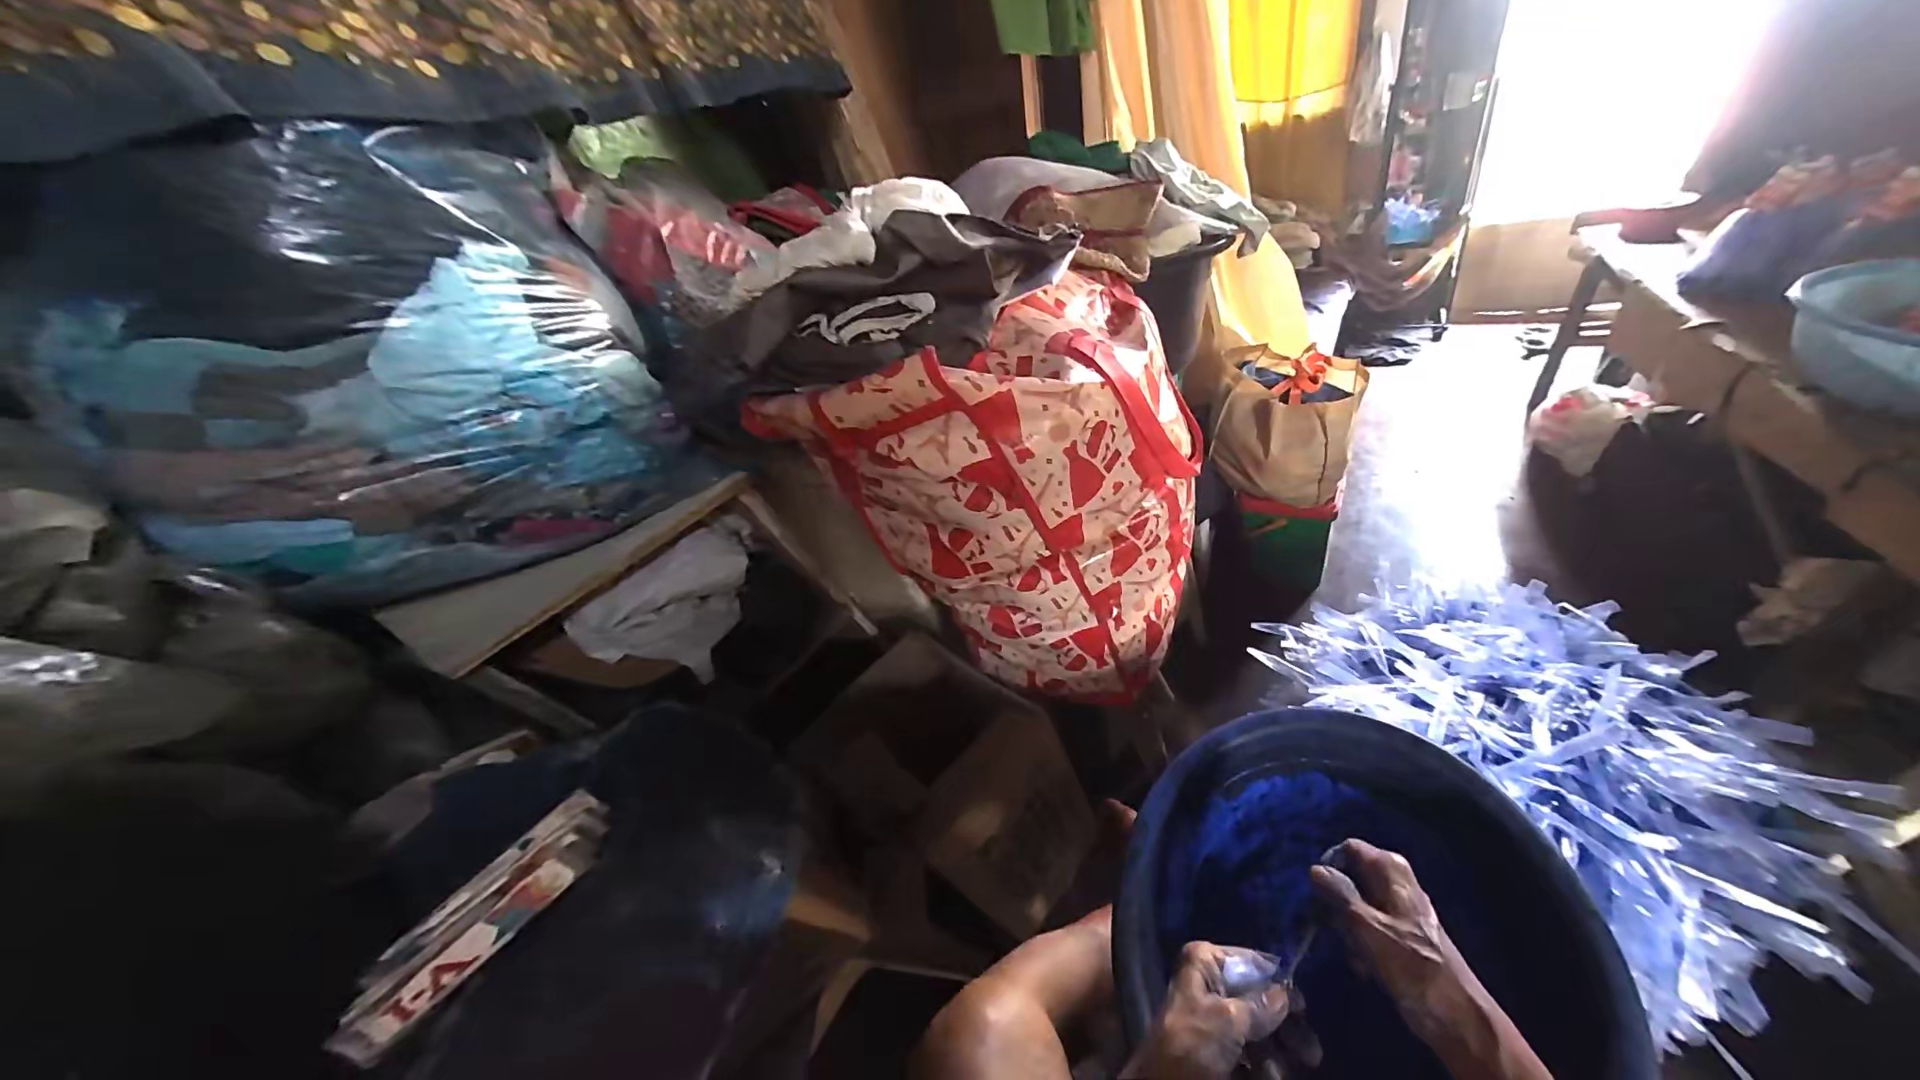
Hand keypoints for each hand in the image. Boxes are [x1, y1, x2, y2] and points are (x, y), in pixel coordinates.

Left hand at [1124, 942, 1290, 1079]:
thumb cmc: (1193, 1043)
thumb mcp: (1229, 1020)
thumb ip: (1261, 1006)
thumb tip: (1286, 993)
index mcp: (1205, 962)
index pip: (1251, 962)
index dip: (1279, 983)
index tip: (1304, 1007)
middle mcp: (1211, 982)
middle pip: (1260, 998)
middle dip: (1286, 1027)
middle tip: (1311, 1054)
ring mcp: (1216, 1016)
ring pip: (1260, 1029)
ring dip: (1277, 1053)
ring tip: (1279, 1073)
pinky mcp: (1219, 1047)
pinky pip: (1251, 1052)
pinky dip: (1263, 1067)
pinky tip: (1269, 1078)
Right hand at [1311, 840, 1552, 1079]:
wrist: (1457, 1016)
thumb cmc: (1412, 965)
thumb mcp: (1367, 925)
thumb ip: (1338, 893)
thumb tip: (1315, 868)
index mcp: (1392, 871)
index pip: (1349, 849)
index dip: (1330, 866)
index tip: (1318, 892)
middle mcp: (1397, 883)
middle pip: (1350, 877)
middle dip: (1335, 902)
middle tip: (1330, 926)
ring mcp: (1400, 909)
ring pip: (1355, 904)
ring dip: (1345, 927)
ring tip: (1352, 952)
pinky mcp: (1401, 935)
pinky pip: (1368, 927)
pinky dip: (1360, 941)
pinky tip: (1363, 965)